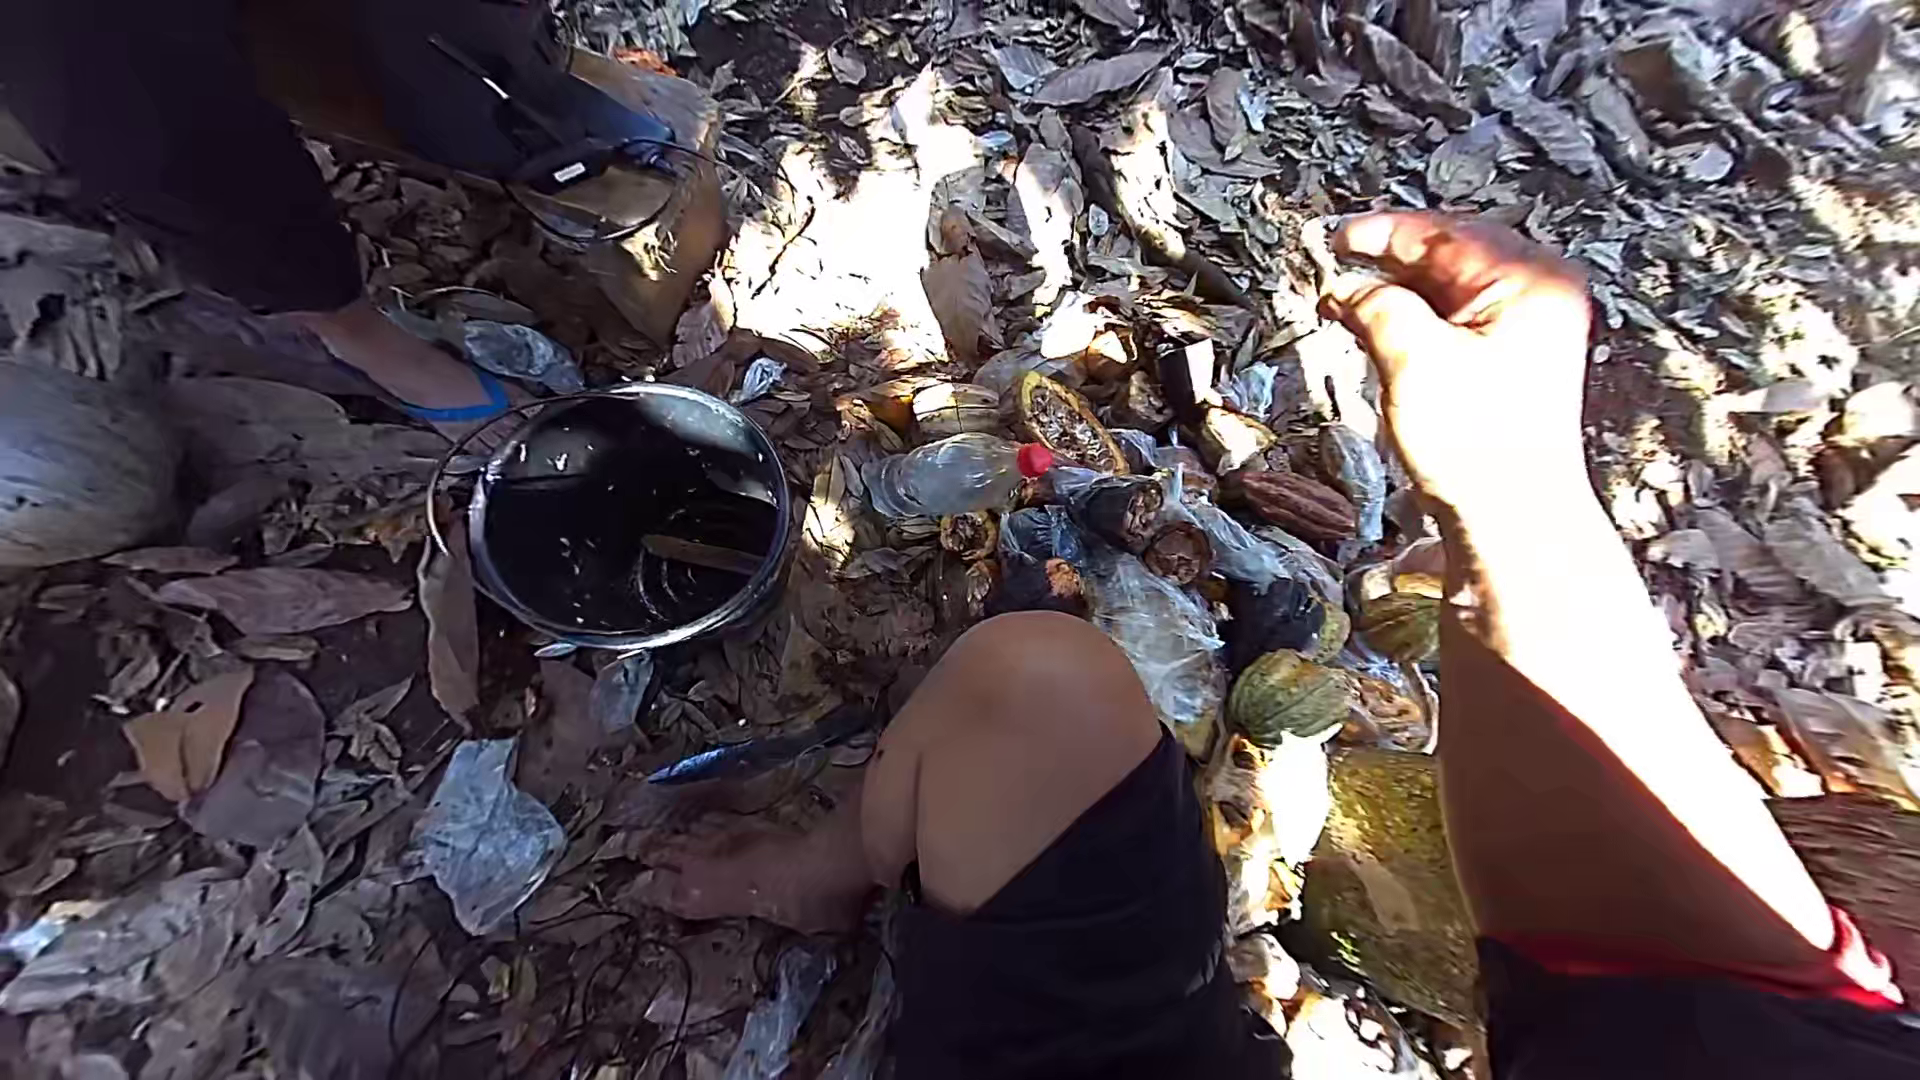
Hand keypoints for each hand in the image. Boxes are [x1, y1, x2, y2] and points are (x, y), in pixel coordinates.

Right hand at [1320, 213, 1591, 517]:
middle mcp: (1531, 295)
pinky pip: (1446, 319)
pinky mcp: (1500, 357)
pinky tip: (1373, 326)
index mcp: (1526, 282)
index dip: (1384, 233)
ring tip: (1343, 300)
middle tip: (1333, 267)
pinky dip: (1406, 318)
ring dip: (1392, 292)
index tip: (1336, 237)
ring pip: (1443, 290)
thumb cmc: (1471, 436)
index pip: (1446, 236)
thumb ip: (1380, 310)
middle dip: (1386, 262)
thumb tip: (1345, 288)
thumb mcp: (1415, 361)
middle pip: (1448, 258)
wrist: (1504, 503)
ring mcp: (1519, 327)